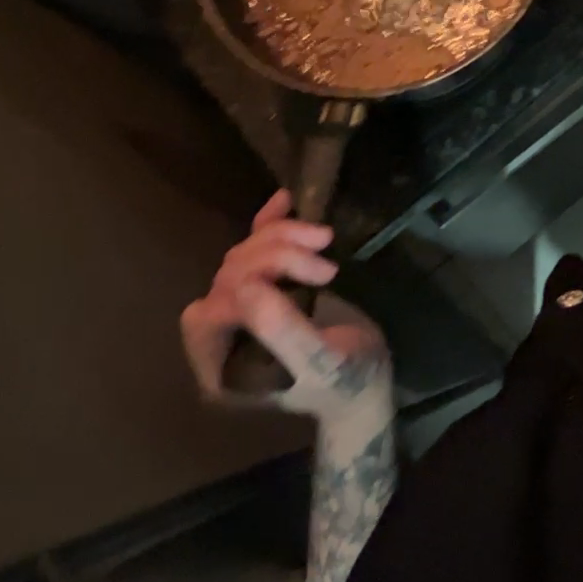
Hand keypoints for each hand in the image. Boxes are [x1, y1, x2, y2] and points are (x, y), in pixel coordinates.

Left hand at [180, 190, 390, 425]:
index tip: (304, 284)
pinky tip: (286, 201)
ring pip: (244, 256)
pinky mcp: (270, 283)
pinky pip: (258, 246)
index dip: (247, 289)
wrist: (372, 378)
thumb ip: (283, 331)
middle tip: (326, 267)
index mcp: (221, 366)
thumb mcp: (322, 362)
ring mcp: (245, 307)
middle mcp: (223, 335)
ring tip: (325, 240)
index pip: (210, 314)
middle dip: (274, 259)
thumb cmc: (347, 380)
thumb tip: (247, 286)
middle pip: (228, 278)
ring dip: (281, 239)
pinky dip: (270, 223)